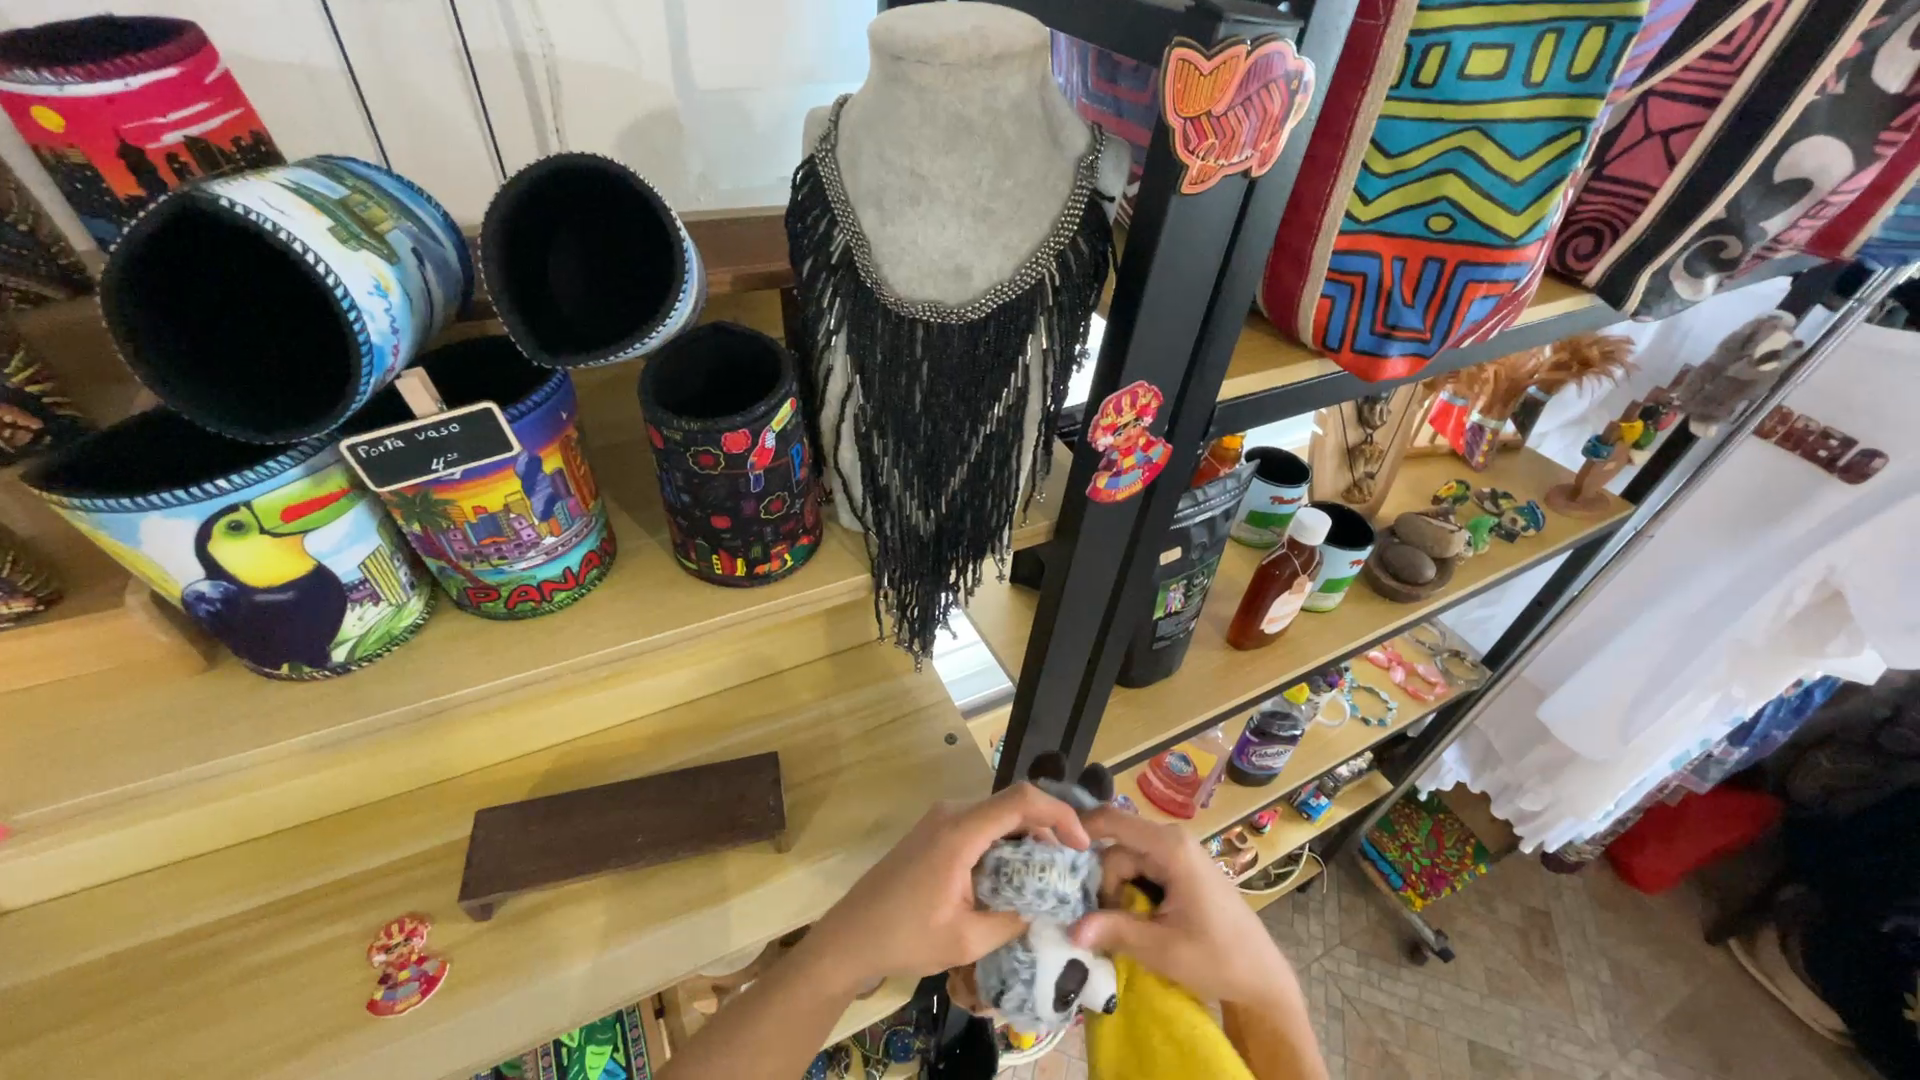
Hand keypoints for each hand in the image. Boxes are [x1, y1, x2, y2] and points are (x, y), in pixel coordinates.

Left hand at [803, 783, 1091, 991]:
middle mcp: (951, 814)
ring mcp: (940, 821)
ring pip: (998, 816)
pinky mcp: (935, 833)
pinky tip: (1014, 878)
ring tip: (1047, 878)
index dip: (1059, 814)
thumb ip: (1013, 918)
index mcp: (960, 832)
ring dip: (1026, 840)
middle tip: (1070, 868)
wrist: (849, 938)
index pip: (1021, 800)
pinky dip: (1005, 846)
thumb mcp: (967, 940)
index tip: (1082, 845)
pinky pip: (980, 828)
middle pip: (1012, 805)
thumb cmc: (904, 938)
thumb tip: (1046, 907)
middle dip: (1048, 830)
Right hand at [1070, 805, 1294, 1007]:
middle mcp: (1171, 841)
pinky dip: (1129, 892)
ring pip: (1125, 861)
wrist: (1261, 976)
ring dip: (1116, 892)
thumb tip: (1070, 929)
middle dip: (1103, 885)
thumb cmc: (1217, 959)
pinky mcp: (1178, 868)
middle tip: (1104, 925)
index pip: (1113, 820)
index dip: (1080, 831)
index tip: (1055, 857)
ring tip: (1121, 928)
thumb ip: (1115, 931)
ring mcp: (1176, 853)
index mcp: (1170, 848)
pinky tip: (1133, 920)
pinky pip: (1139, 870)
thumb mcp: (1162, 949)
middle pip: (1116, 850)